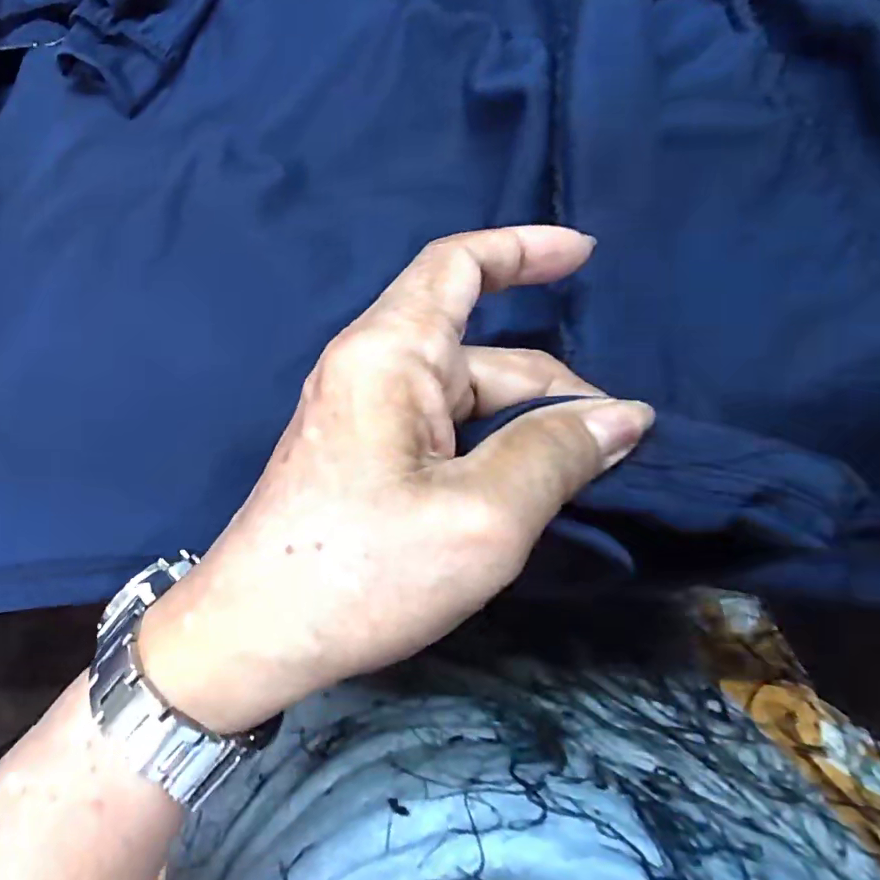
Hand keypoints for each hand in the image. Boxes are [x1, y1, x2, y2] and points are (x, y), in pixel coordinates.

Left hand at [136, 227, 653, 732]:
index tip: (584, 252)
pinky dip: (491, 445)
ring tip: (590, 469)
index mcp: (388, 352)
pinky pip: (441, 428)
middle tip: (624, 442)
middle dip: (554, 387)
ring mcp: (362, 412)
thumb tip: (623, 416)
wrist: (254, 631)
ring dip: (528, 423)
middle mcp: (371, 367)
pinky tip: (530, 483)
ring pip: (464, 395)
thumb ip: (555, 454)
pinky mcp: (360, 453)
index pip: (456, 266)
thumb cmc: (363, 569)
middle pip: (479, 350)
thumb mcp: (482, 516)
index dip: (522, 248)